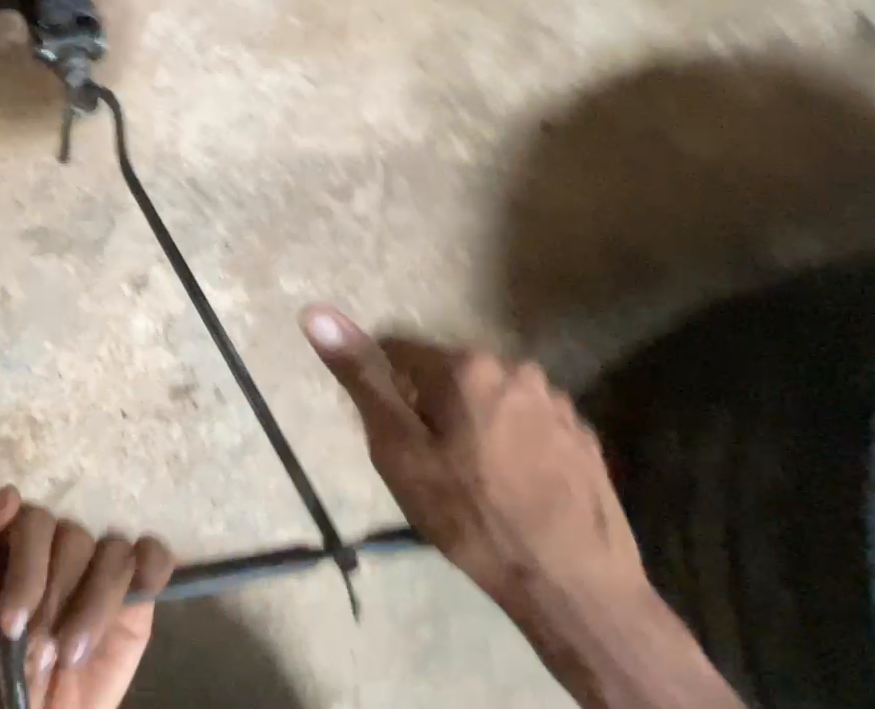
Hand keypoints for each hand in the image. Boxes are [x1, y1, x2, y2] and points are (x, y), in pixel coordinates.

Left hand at [0, 487, 174, 708]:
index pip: (32, 518)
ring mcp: (97, 560)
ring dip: (92, 608)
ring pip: (113, 552)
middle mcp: (59, 535)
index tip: (11, 622)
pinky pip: (153, 554)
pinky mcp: (135, 589)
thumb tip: (11, 493)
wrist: (18, 702)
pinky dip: (151, 566)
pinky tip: (141, 590)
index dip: (26, 570)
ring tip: (68, 653)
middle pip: (72, 536)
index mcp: (16, 526)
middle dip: (54, 598)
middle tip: (37, 646)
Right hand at [296, 305, 644, 616]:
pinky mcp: (584, 438)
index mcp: (465, 366)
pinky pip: (524, 423)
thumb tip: (315, 312)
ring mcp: (558, 405)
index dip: (382, 390)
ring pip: (486, 398)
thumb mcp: (397, 448)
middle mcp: (516, 370)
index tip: (390, 435)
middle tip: (425, 462)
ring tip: (468, 478)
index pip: (395, 349)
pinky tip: (509, 486)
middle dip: (426, 405)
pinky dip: (508, 442)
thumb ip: (360, 376)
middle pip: (445, 374)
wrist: (573, 588)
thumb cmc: (468, 514)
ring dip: (469, 422)